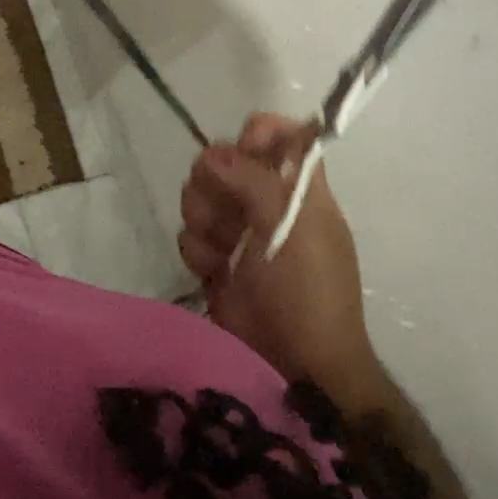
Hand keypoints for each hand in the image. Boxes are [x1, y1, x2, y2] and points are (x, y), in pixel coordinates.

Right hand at [179, 112, 385, 404]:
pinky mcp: (216, 259)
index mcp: (302, 191)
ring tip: (220, 249)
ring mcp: (241, 232)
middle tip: (223, 208)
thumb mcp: (293, 227)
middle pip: (226, 162)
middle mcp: (269, 204)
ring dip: (203, 219)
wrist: (293, 363)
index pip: (283, 138)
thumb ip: (255, 180)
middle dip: (213, 181)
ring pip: (201, 196)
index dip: (258, 134)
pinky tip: (211, 271)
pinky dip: (197, 250)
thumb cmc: (307, 290)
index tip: (241, 150)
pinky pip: (191, 234)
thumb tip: (212, 153)